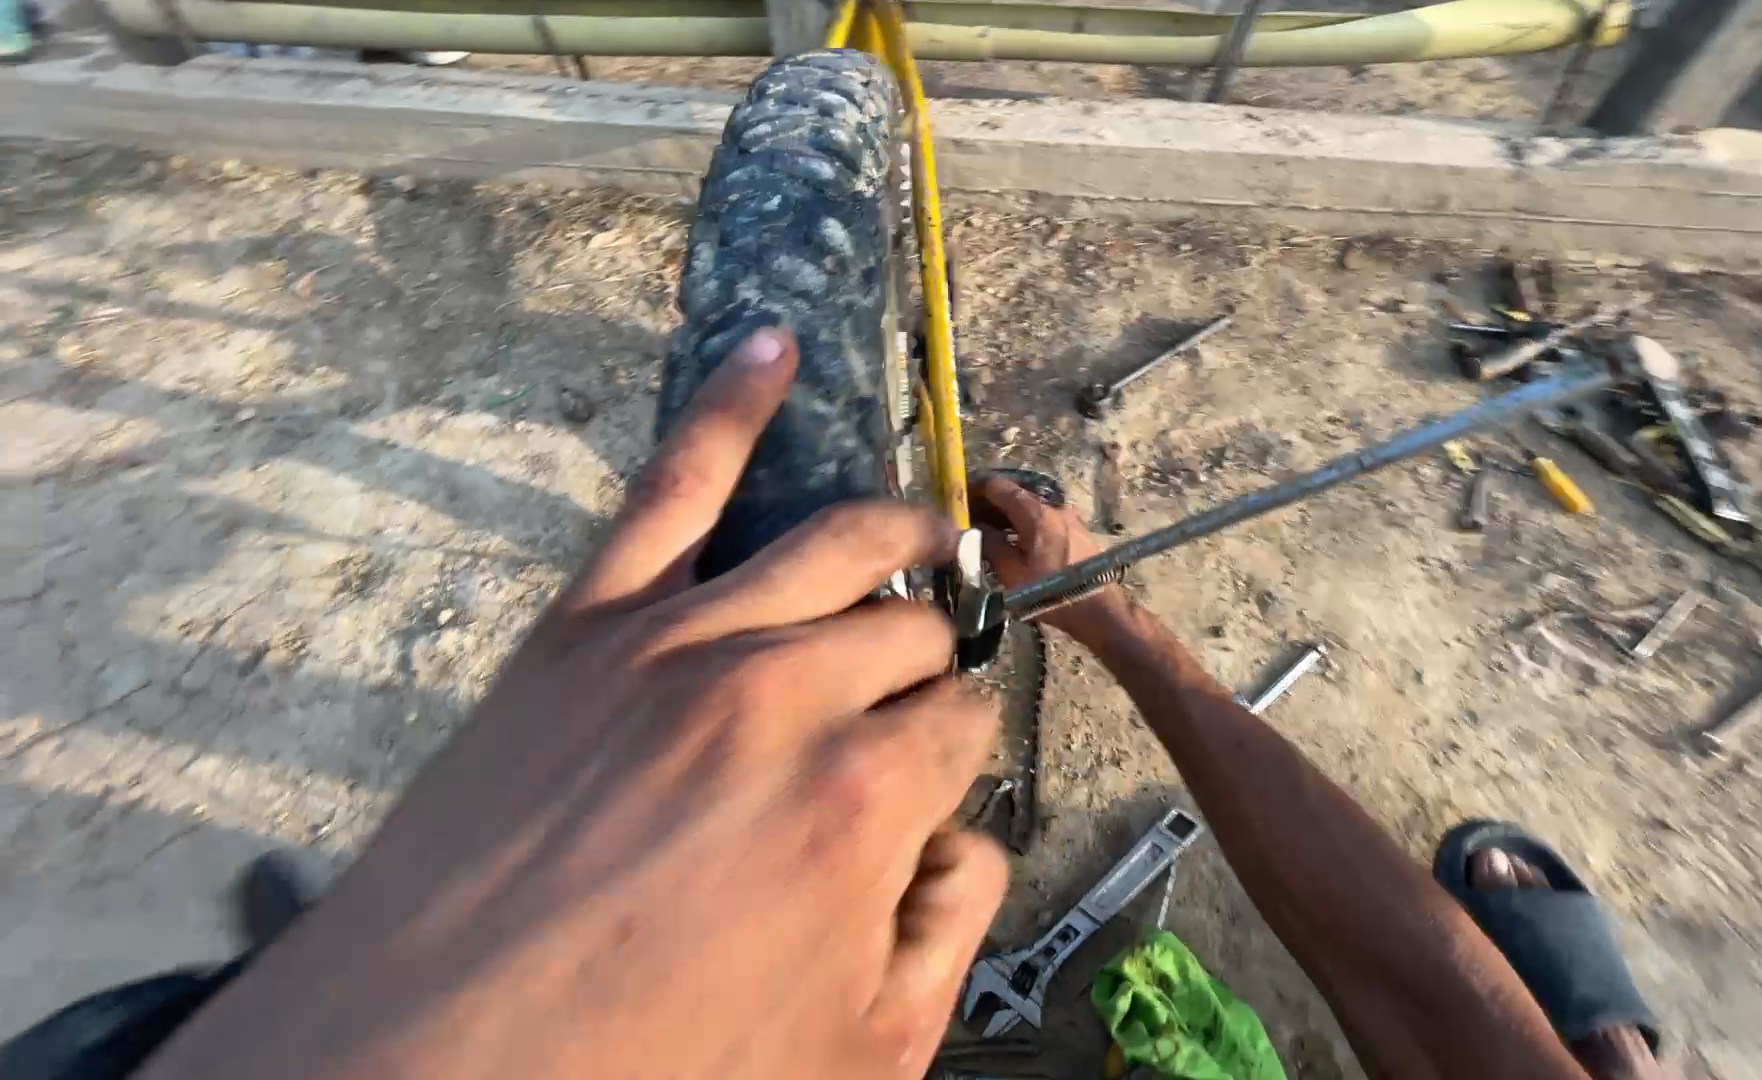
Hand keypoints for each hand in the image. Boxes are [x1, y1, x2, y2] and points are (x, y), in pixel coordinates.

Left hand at [144, 328, 1007, 1079]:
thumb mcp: (859, 1054)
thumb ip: (948, 925)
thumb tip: (962, 831)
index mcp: (866, 800)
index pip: (963, 724)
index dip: (957, 748)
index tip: (933, 770)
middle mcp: (790, 694)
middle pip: (913, 630)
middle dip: (927, 662)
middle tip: (910, 693)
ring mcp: (687, 639)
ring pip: (841, 538)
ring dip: (902, 531)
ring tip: (930, 534)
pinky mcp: (593, 620)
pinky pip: (675, 478)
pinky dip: (732, 403)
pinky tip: (774, 345)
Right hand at [970, 473, 1126, 639]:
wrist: (1099, 611)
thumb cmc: (1051, 593)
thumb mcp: (1012, 573)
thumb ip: (990, 545)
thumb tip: (972, 529)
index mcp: (1036, 513)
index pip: (999, 486)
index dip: (975, 489)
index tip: (957, 498)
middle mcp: (1054, 507)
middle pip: (1015, 496)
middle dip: (988, 505)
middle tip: (966, 519)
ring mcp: (1067, 518)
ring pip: (1029, 509)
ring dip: (1006, 516)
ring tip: (985, 533)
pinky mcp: (1075, 531)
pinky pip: (1042, 520)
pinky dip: (1022, 525)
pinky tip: (1011, 541)